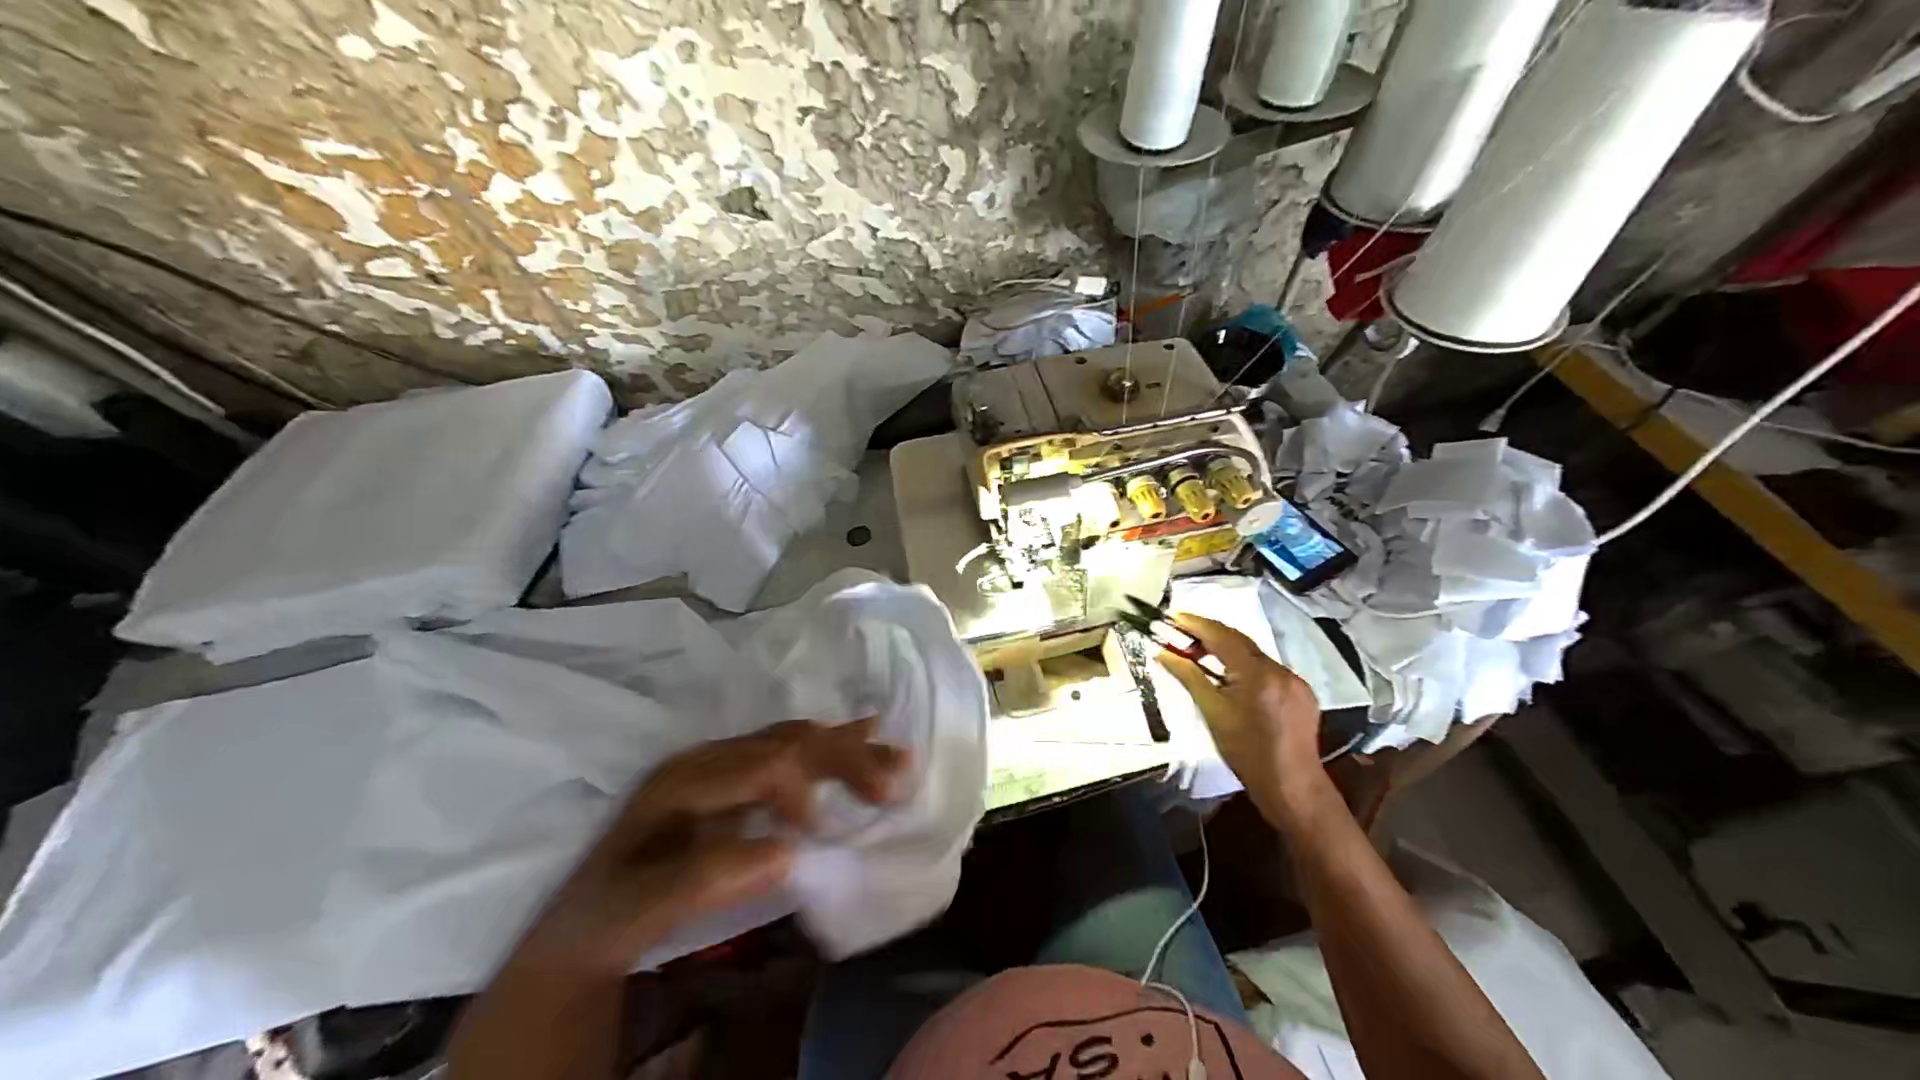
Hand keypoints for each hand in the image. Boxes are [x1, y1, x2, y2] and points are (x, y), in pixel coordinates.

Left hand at [534, 718, 907, 967]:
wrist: (587, 919)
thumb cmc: (612, 912)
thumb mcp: (640, 907)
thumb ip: (705, 876)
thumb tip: (788, 852)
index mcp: (684, 780)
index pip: (755, 765)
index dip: (804, 784)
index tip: (832, 826)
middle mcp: (708, 760)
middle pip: (783, 743)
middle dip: (842, 754)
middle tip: (898, 771)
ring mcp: (723, 766)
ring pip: (793, 741)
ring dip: (844, 748)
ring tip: (894, 753)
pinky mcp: (736, 781)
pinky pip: (790, 753)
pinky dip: (829, 752)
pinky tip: (859, 748)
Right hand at [1155, 614, 1324, 813]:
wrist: (1290, 786)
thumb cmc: (1245, 752)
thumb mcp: (1212, 712)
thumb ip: (1189, 676)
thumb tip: (1163, 653)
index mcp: (1258, 673)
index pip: (1223, 636)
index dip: (1196, 624)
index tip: (1173, 617)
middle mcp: (1281, 670)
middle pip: (1240, 642)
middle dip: (1209, 635)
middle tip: (1180, 635)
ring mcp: (1295, 681)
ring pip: (1254, 656)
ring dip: (1227, 652)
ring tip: (1200, 655)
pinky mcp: (1302, 694)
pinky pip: (1268, 670)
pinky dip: (1246, 667)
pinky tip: (1231, 678)